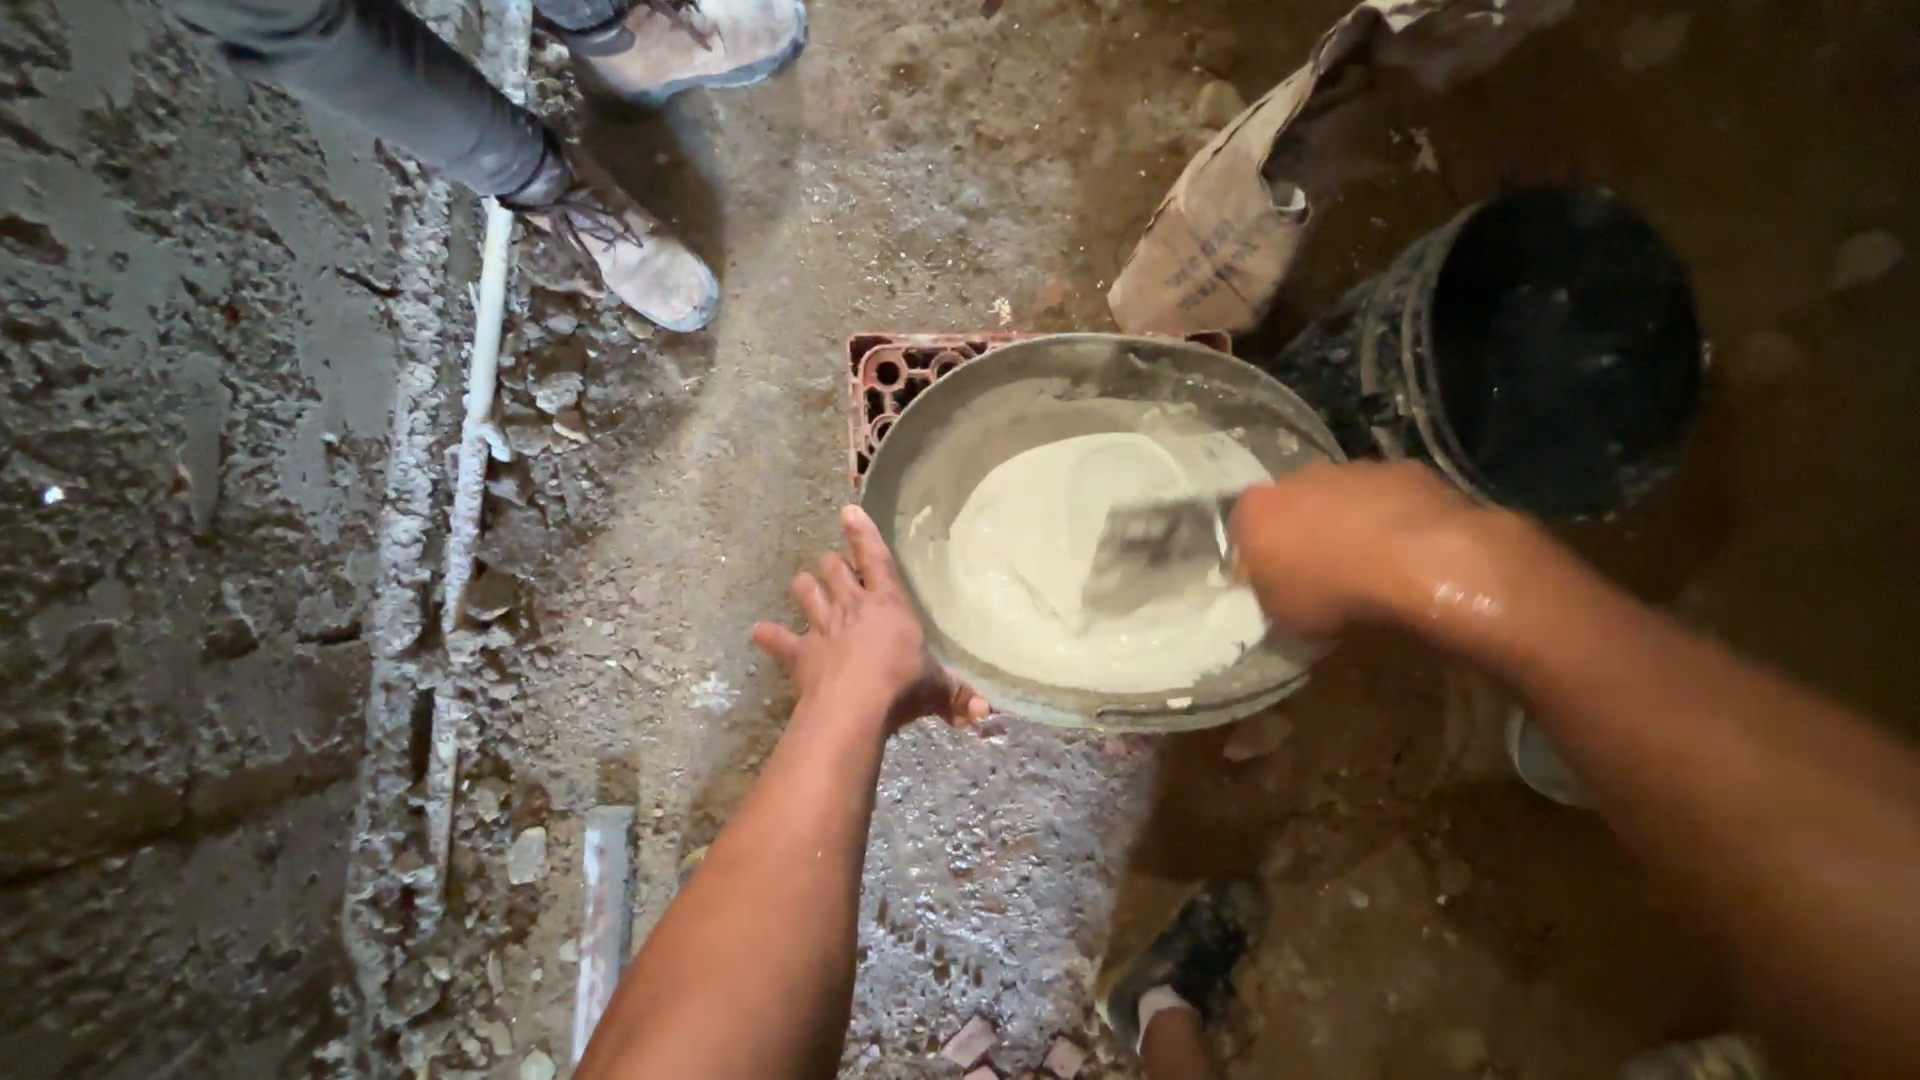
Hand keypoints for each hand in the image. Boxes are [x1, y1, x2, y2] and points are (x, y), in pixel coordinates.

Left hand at [751, 505, 988, 730]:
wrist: (855, 707)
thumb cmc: (902, 685)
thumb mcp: (936, 689)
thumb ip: (957, 696)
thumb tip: (984, 711)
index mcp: (888, 604)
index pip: (876, 559)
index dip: (863, 534)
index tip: (848, 511)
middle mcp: (852, 606)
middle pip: (834, 569)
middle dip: (833, 564)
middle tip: (834, 565)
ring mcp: (822, 627)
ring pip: (807, 592)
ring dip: (805, 587)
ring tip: (804, 585)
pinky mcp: (801, 653)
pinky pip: (780, 640)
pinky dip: (770, 636)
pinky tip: (760, 632)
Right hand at [1228, 461, 1515, 637]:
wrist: (1421, 563)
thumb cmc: (1334, 593)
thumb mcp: (1280, 614)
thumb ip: (1267, 589)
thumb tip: (1272, 582)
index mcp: (1256, 509)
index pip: (1244, 529)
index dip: (1261, 555)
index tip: (1277, 580)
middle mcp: (1298, 477)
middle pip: (1294, 504)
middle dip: (1305, 529)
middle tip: (1324, 569)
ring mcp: (1353, 469)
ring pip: (1343, 495)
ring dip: (1350, 521)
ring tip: (1372, 562)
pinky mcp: (1404, 469)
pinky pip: (1390, 496)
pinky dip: (1393, 517)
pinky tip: (1408, 550)